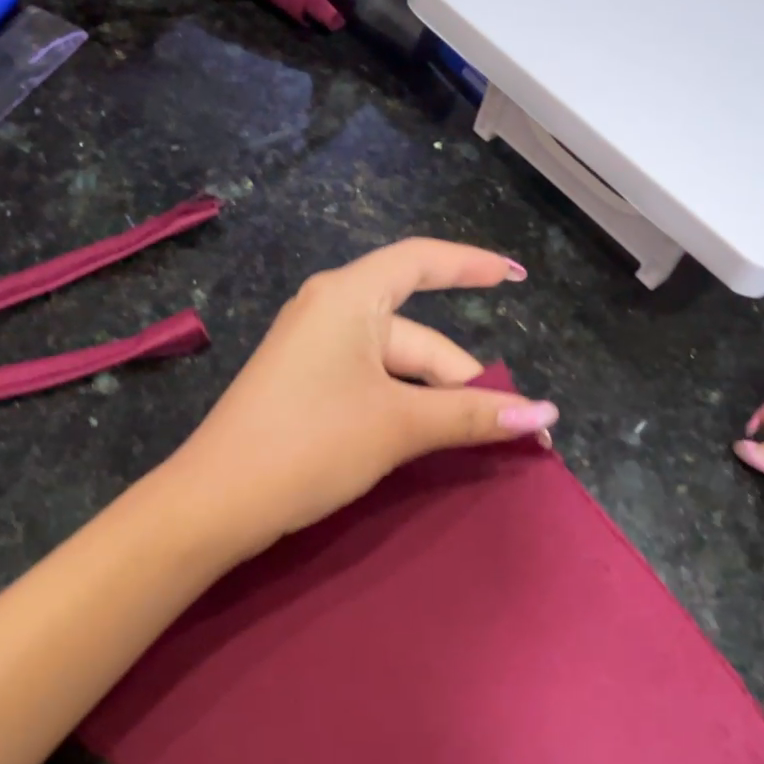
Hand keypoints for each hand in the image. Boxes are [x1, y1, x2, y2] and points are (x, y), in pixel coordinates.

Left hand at [170, 238, 557, 552]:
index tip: (515, 276)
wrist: (218, 501)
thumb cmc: (310, 443)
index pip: (421, 262)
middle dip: (462, 382)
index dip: (471, 265)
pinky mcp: (305, 391)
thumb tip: (545, 415)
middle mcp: (330, 313)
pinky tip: (426, 442)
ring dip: (436, 402)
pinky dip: (404, 409)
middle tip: (507, 428)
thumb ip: (472, 415)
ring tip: (474, 440)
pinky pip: (371, 387)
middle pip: (417, 337)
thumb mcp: (399, 426)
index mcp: (348, 298)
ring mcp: (314, 354)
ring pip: (397, 369)